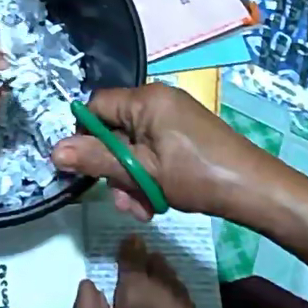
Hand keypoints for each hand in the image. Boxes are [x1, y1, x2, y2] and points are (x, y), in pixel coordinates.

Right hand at [51, 84, 283, 220]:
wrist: (252, 188)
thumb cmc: (195, 175)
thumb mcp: (141, 171)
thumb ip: (97, 159)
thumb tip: (55, 150)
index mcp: (145, 99)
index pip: (96, 106)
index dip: (85, 137)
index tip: (87, 170)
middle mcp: (158, 100)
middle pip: (114, 129)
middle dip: (114, 168)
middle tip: (125, 199)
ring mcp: (173, 116)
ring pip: (133, 145)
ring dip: (132, 179)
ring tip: (145, 207)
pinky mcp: (184, 132)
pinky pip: (152, 149)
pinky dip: (149, 175)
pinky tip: (157, 202)